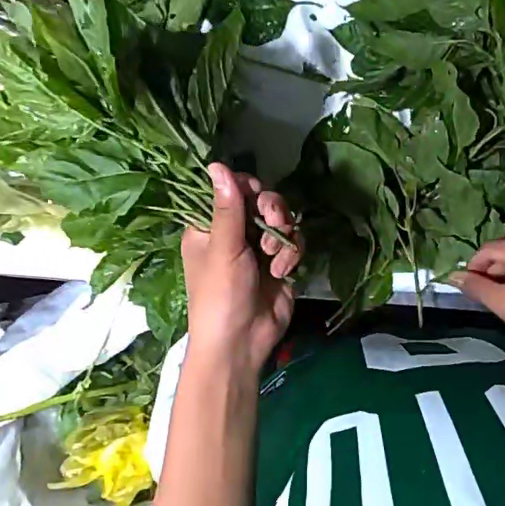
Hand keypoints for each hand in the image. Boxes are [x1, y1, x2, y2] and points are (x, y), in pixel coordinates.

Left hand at [180, 163, 299, 374]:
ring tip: (274, 257)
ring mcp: (259, 249)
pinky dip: (292, 255)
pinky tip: (283, 272)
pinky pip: (294, 243)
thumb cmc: (221, 294)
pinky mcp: (280, 264)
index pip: (231, 190)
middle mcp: (235, 233)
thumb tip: (216, 163)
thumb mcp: (223, 247)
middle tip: (273, 223)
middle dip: (272, 210)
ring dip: (283, 235)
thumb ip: (227, 206)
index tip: (255, 195)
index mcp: (210, 226)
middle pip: (262, 200)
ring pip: (282, 220)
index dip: (247, 188)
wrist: (242, 342)